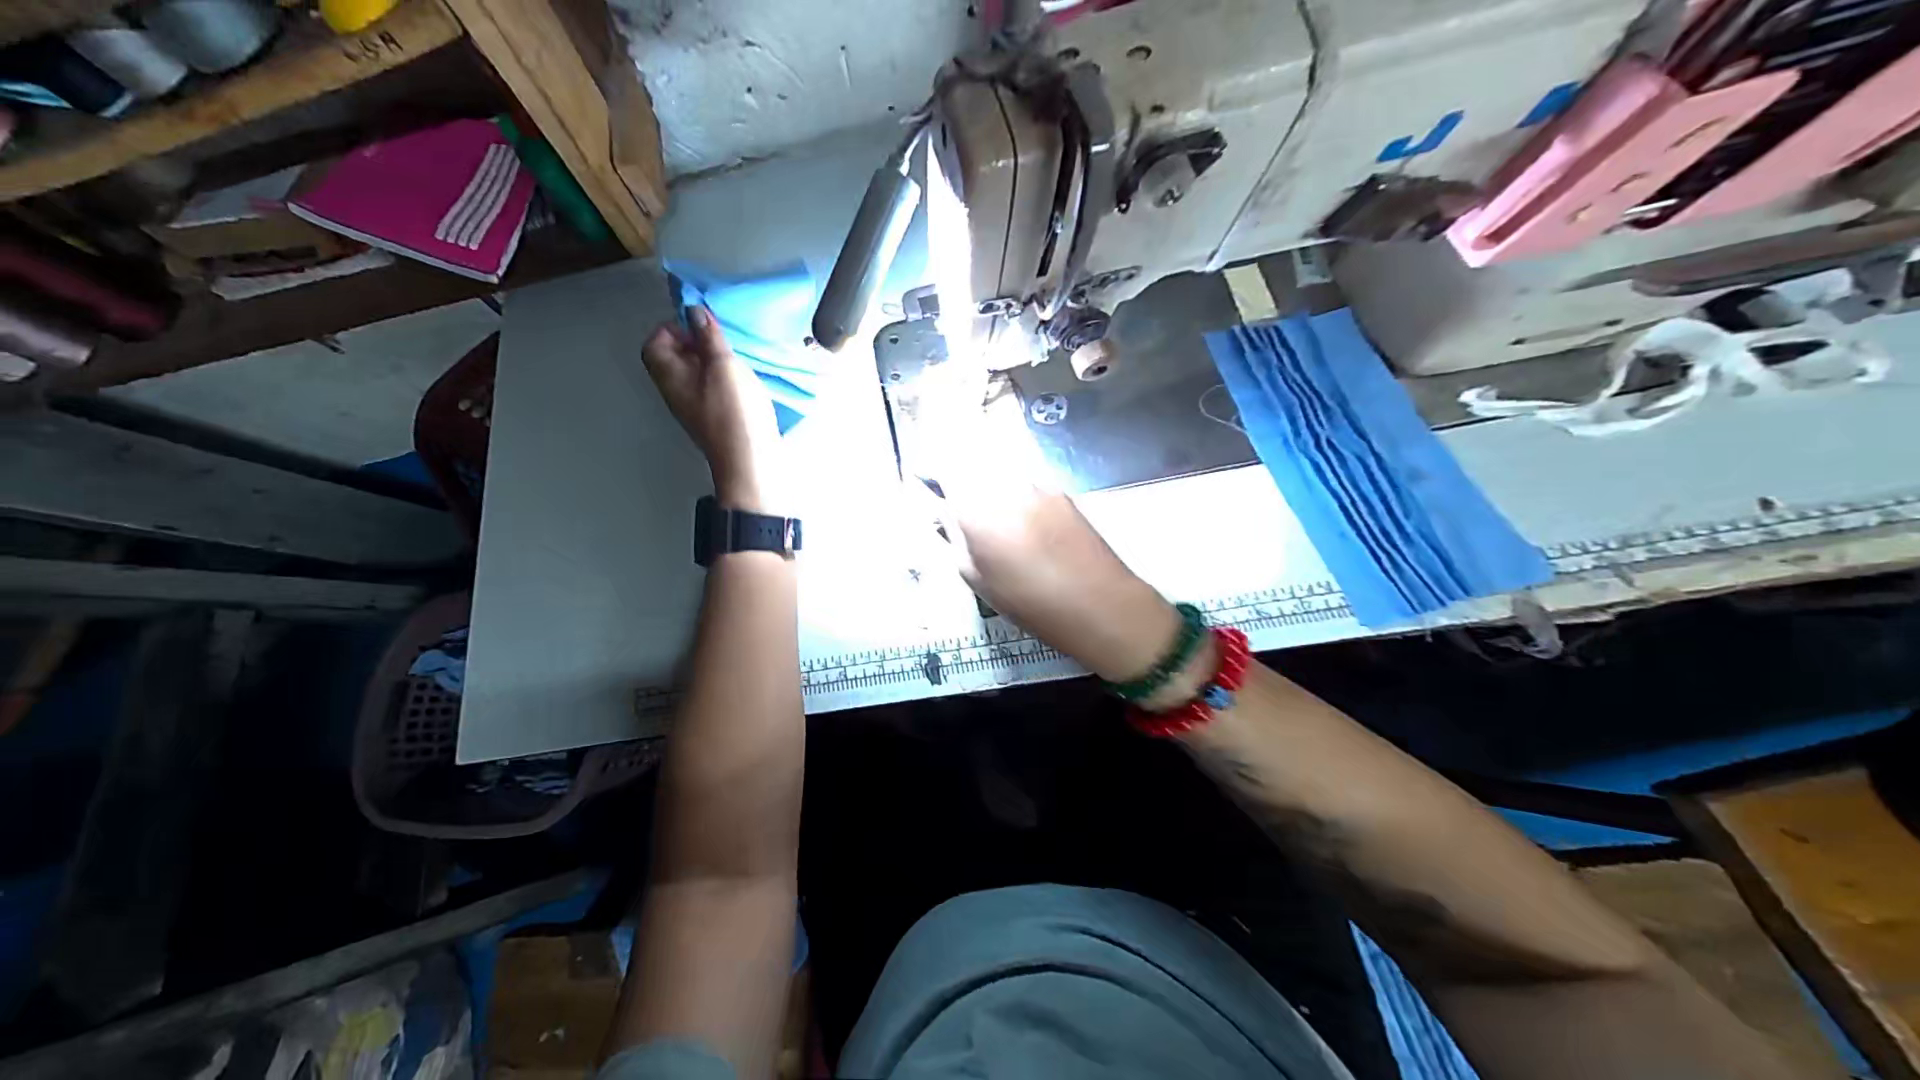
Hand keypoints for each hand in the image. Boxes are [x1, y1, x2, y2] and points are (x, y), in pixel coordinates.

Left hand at [642, 307, 786, 513]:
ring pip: (696, 374)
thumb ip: (708, 336)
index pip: (654, 343)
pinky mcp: (714, 419)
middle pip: (675, 358)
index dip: (674, 328)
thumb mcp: (723, 364)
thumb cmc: (734, 411)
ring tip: (736, 361)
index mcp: (669, 376)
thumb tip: (694, 312)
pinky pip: (711, 390)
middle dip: (696, 343)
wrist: (751, 461)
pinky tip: (744, 383)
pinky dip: (723, 380)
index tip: (701, 327)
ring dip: (714, 362)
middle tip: (722, 342)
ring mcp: (695, 407)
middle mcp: (676, 391)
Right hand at [947, 485, 1183, 685]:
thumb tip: (944, 509)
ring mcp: (1035, 484)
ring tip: (989, 514)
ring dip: (986, 481)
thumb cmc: (1028, 600)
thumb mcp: (975, 577)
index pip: (944, 466)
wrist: (1098, 602)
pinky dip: (1011, 490)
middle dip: (958, 474)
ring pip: (998, 468)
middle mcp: (1004, 484)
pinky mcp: (1059, 490)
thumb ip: (954, 535)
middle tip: (956, 501)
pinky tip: (1019, 519)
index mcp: (977, 507)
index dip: (932, 471)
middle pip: (971, 459)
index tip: (927, 484)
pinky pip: (1022, 480)